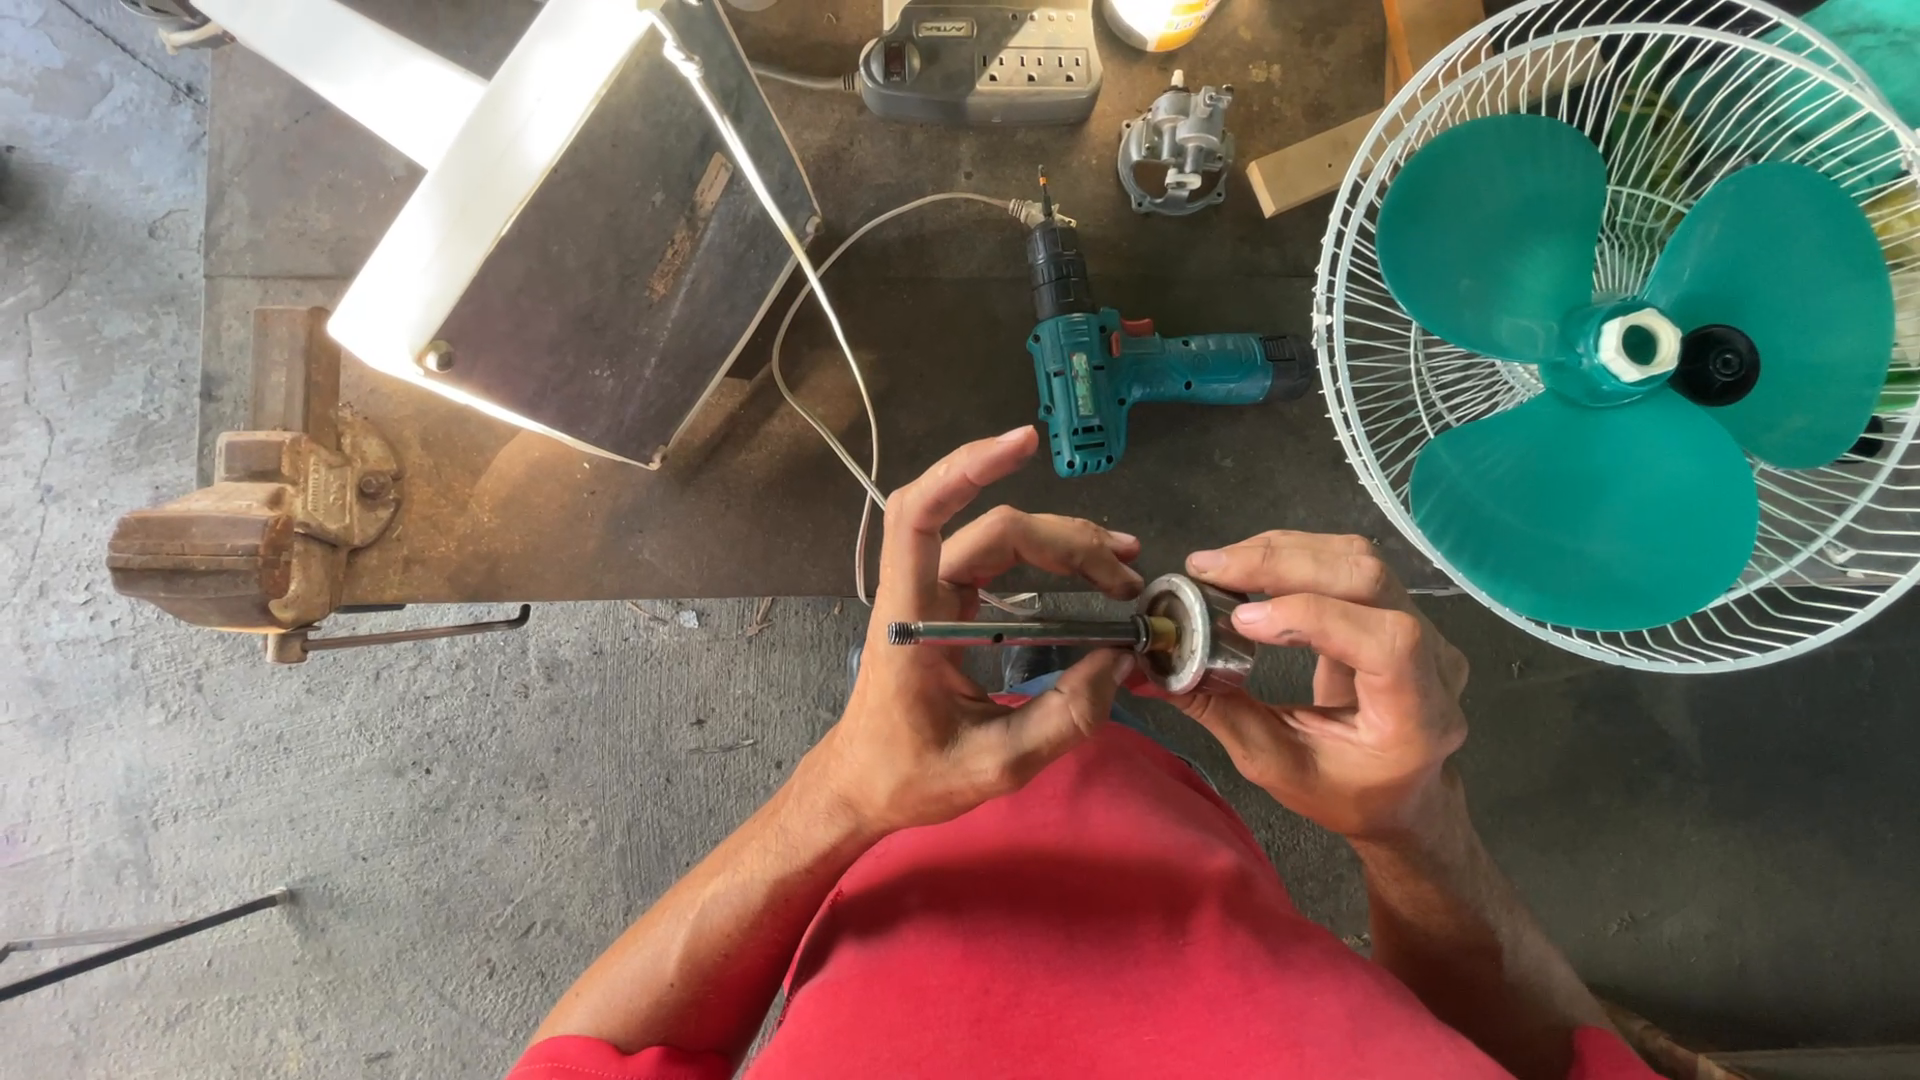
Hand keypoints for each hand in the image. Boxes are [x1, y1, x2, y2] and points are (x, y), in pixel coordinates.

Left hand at [806, 426, 1141, 835]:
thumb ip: (1064, 717)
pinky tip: (1088, 569)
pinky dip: (1045, 557)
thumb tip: (1123, 659)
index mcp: (909, 615)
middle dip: (1064, 538)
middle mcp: (919, 590)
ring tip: (1124, 562)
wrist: (862, 784)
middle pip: (991, 529)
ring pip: (998, 538)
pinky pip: (998, 560)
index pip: (921, 515)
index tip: (1024, 443)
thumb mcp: (995, 765)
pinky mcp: (950, 605)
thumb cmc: (908, 776)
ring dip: (1062, 540)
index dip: (966, 468)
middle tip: (1126, 575)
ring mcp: (934, 593)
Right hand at [1173, 531, 1469, 839]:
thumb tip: (1155, 671)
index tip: (1241, 620)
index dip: (1315, 617)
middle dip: (1282, 564)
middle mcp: (1435, 662)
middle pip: (1369, 580)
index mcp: (1416, 717)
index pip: (1387, 643)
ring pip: (1357, 558)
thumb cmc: (1345, 794)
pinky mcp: (1399, 609)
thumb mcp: (1276, 766)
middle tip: (1208, 568)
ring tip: (1220, 564)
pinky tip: (1248, 564)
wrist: (1403, 796)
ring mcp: (1424, 629)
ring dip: (1282, 550)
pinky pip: (1348, 562)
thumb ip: (1221, 713)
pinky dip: (1291, 553)